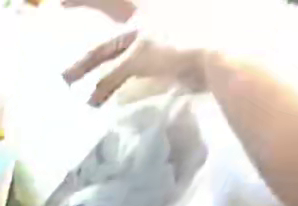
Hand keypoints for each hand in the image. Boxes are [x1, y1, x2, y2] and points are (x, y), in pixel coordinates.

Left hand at [63, 0, 247, 102]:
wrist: (236, 39)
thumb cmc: (235, 29)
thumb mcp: (214, 15)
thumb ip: (194, 21)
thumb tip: (193, 40)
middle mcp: (155, 5)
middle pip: (112, 2)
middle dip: (85, 0)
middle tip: (61, 1)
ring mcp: (146, 27)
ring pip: (103, 47)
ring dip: (81, 64)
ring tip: (65, 77)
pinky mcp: (142, 52)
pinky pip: (112, 75)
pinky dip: (101, 90)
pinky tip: (91, 102)